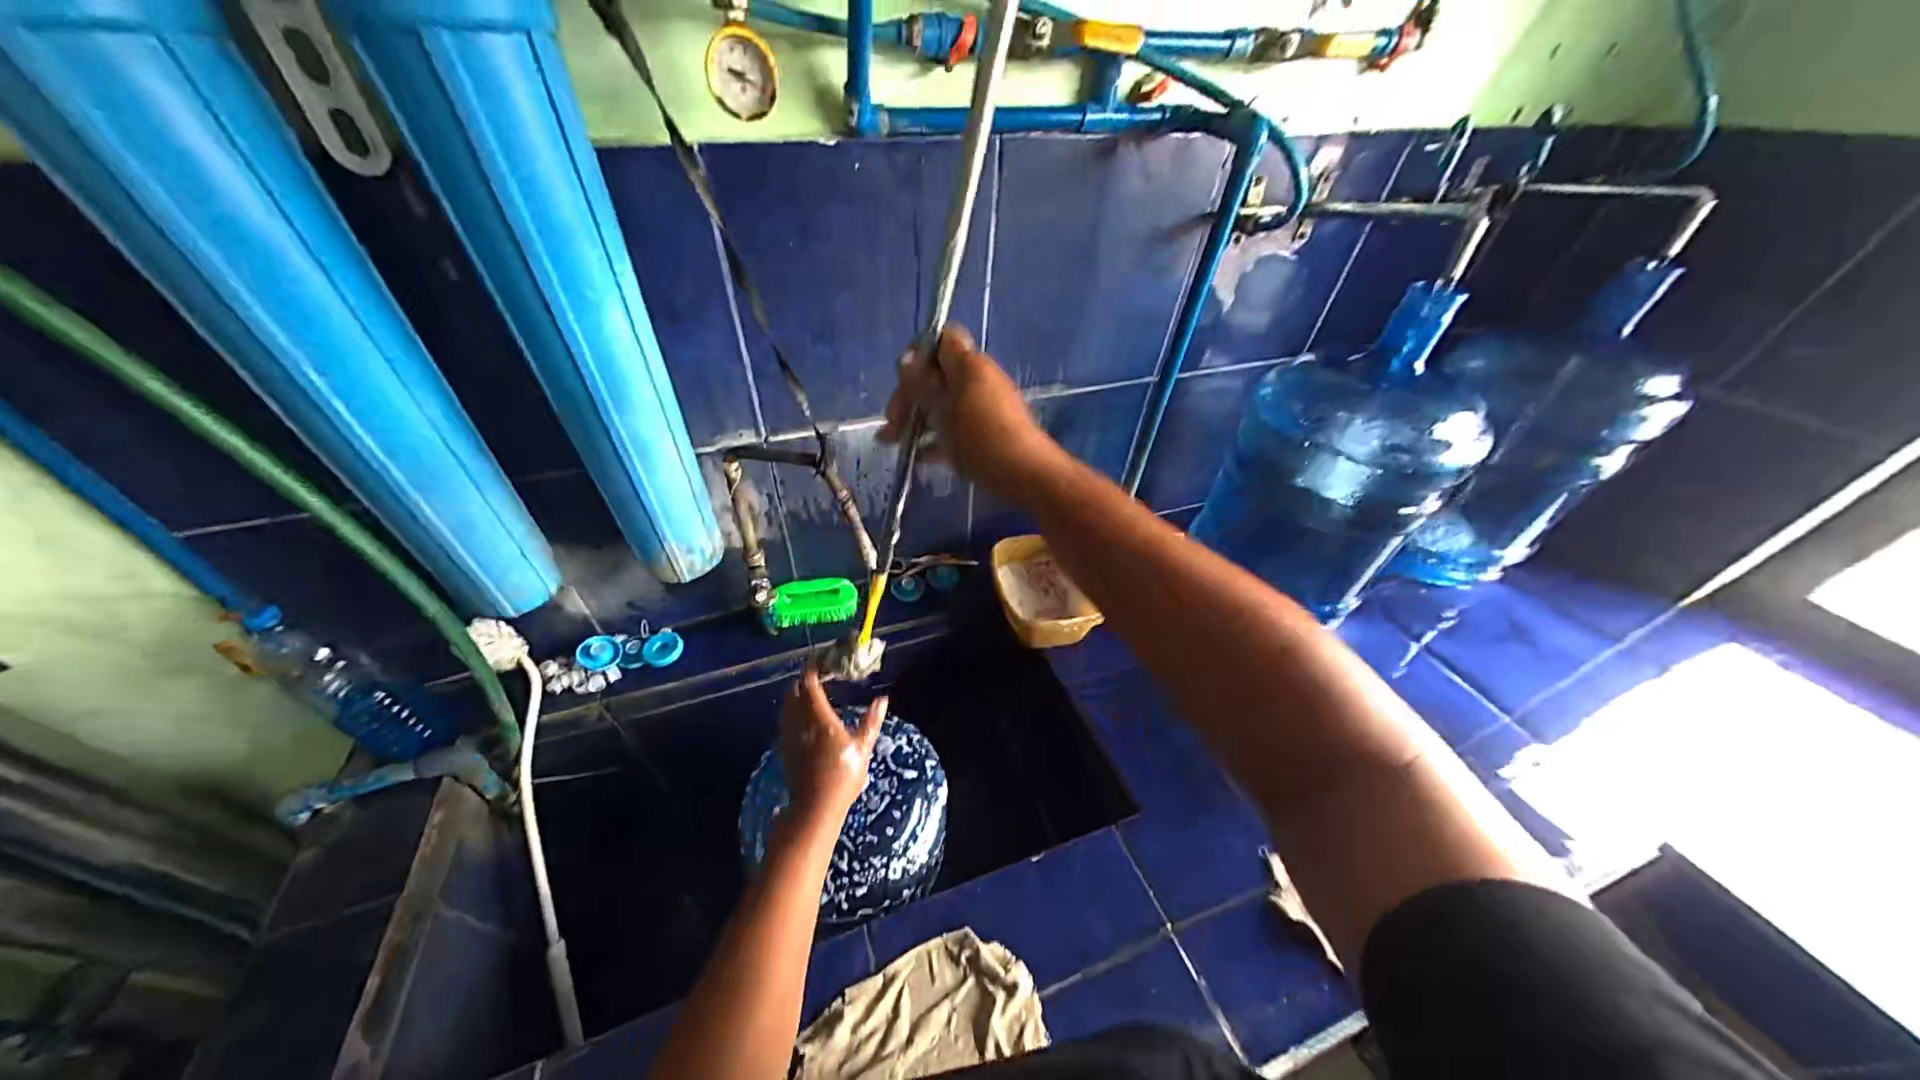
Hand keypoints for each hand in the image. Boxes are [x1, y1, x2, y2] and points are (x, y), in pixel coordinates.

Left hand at [779, 664, 886, 829]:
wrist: (816, 806)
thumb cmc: (843, 776)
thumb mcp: (863, 748)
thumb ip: (871, 721)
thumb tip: (882, 700)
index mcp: (820, 719)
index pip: (810, 687)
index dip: (811, 671)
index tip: (818, 662)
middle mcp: (801, 723)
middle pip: (794, 693)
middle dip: (802, 681)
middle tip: (815, 676)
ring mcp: (790, 736)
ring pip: (786, 706)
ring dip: (794, 695)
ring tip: (807, 693)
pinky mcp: (785, 748)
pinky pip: (785, 721)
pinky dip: (791, 711)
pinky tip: (801, 718)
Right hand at [878, 324, 1064, 498]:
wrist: (1025, 475)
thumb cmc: (980, 439)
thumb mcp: (942, 411)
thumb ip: (922, 384)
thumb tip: (906, 360)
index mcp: (969, 365)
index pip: (942, 339)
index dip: (919, 354)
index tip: (903, 380)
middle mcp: (979, 379)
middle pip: (937, 374)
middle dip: (910, 395)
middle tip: (893, 421)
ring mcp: (986, 406)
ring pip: (943, 403)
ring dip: (917, 419)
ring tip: (894, 442)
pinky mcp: (989, 432)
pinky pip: (956, 427)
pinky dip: (936, 437)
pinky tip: (917, 456)